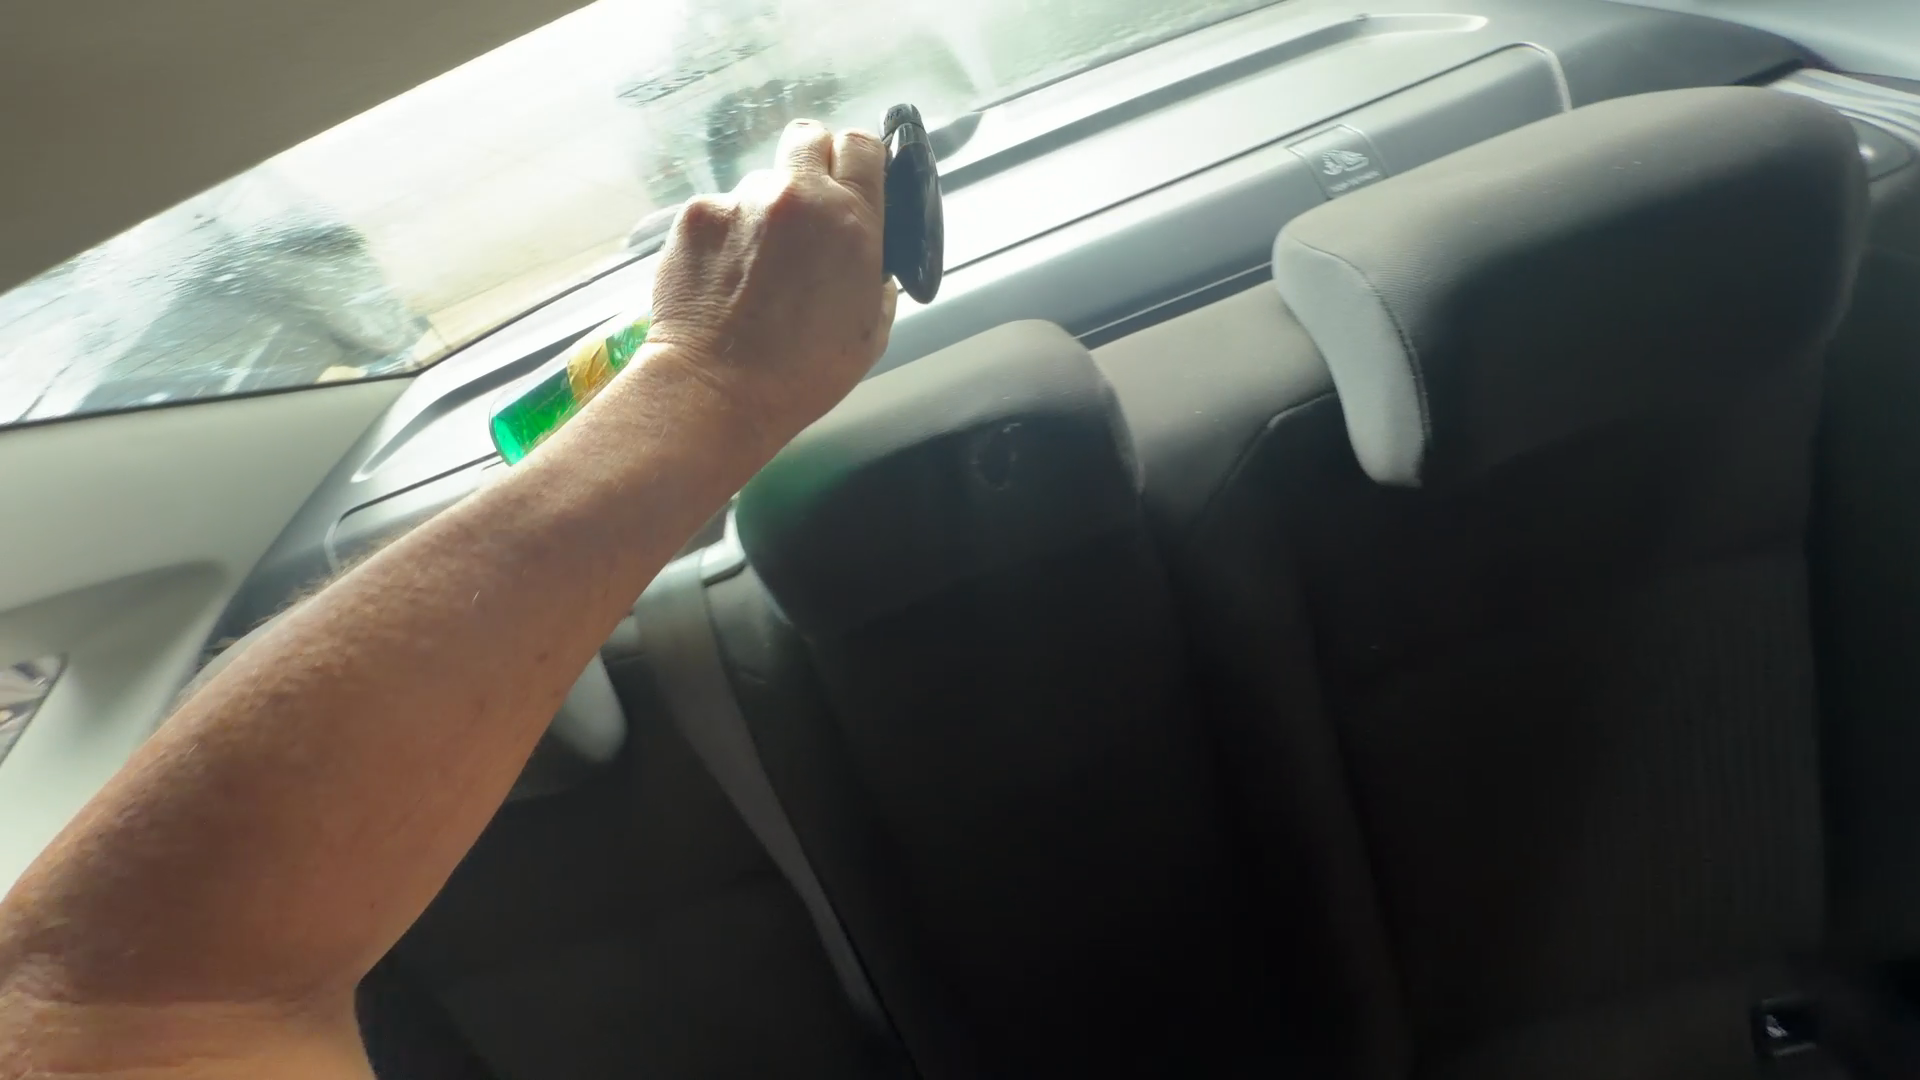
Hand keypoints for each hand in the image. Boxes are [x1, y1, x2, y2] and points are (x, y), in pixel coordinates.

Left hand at [644, 119, 897, 444]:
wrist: (720, 390)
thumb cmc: (803, 375)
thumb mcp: (870, 334)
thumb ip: (876, 282)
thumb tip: (869, 266)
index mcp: (851, 222)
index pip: (863, 145)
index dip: (859, 162)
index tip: (854, 182)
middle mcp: (797, 197)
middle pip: (809, 138)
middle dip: (814, 165)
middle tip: (810, 212)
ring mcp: (740, 201)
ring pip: (761, 183)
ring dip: (767, 213)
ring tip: (759, 270)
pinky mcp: (696, 216)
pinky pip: (721, 210)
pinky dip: (728, 237)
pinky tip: (726, 279)